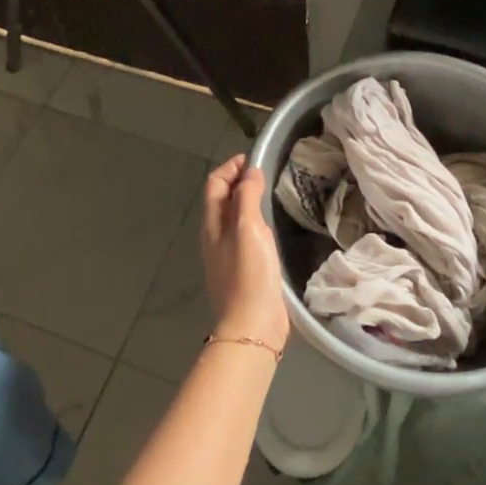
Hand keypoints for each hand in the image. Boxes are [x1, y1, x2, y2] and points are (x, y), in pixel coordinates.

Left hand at [201, 155, 289, 349]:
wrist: (253, 324)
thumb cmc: (249, 273)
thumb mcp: (248, 228)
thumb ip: (247, 197)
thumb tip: (250, 172)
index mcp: (212, 224)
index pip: (215, 184)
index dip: (231, 167)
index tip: (253, 159)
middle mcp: (216, 236)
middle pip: (222, 198)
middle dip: (239, 180)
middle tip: (265, 172)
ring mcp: (229, 253)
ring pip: (234, 216)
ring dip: (248, 200)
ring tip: (271, 193)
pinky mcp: (244, 268)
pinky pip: (246, 234)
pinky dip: (256, 220)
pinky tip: (273, 225)